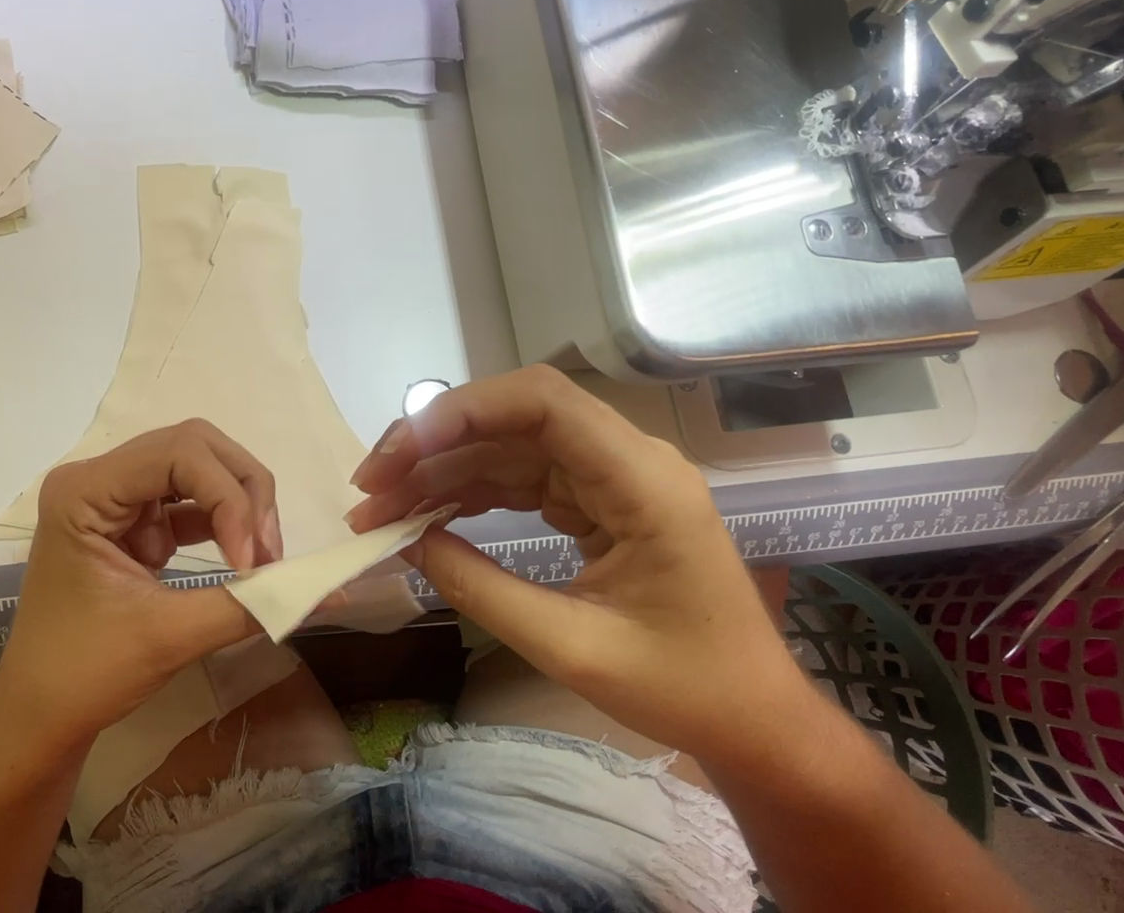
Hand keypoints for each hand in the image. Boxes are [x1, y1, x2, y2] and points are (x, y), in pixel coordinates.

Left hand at [0, 421, 274, 748]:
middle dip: (241, 492)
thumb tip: (329, 592)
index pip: (179, 452)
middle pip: (193, 447)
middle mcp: (96, 478)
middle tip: (266, 552)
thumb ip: (250, 606)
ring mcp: (113, 496)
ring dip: (238, 507)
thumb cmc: (85, 675)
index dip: (229, 497)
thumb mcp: (170, 636)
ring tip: (259, 560)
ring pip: (197, 467)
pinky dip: (222, 524)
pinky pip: (189, 501)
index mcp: (84, 491)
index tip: (251, 563)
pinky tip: (241, 560)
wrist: (40, 717)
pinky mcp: (131, 520)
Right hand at [346, 365, 807, 765]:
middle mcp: (626, 460)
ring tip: (380, 510)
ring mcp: (609, 478)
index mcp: (642, 481)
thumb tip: (410, 542)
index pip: (541, 403)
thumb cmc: (684, 688)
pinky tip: (423, 516)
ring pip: (506, 447)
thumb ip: (483, 589)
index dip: (459, 413)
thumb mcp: (573, 648)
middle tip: (368, 489)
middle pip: (511, 418)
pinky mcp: (595, 500)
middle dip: (432, 445)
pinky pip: (518, 479)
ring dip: (439, 472)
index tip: (398, 457)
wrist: (754, 720)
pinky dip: (466, 494)